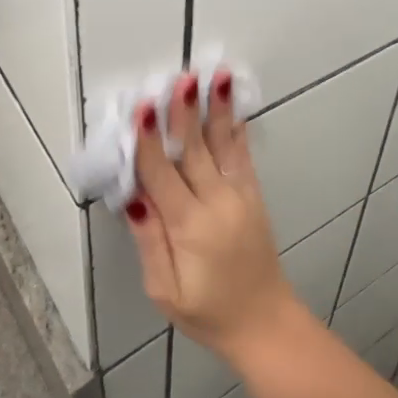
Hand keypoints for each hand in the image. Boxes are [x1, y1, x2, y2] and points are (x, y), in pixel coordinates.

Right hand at [123, 68, 303, 361]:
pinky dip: (237, 128)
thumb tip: (133, 198)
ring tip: (218, 75)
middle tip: (181, 77)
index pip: (162, 174)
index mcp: (189, 227)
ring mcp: (240, 196)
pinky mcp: (253, 196)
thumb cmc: (208, 312)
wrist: (264, 322)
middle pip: (195, 150)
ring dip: (218, 108)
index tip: (143, 106)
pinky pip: (243, 156)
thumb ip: (149, 241)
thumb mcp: (165, 291)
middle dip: (186, 111)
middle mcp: (217, 203)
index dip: (149, 139)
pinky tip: (234, 106)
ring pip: (224, 144)